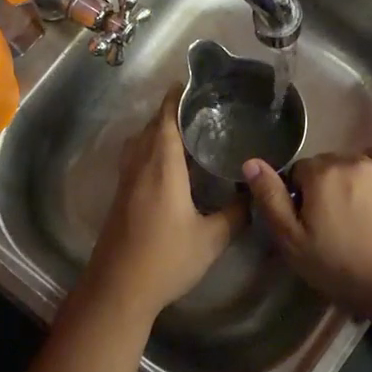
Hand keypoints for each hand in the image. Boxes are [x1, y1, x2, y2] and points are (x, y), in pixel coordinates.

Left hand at [83, 90, 246, 320]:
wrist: (118, 288)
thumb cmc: (166, 259)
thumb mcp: (211, 239)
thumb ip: (235, 214)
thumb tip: (253, 194)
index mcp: (162, 167)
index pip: (166, 119)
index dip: (176, 98)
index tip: (191, 83)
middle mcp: (140, 167)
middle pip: (152, 127)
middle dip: (170, 112)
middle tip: (199, 107)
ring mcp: (126, 182)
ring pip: (140, 143)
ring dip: (159, 130)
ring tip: (186, 131)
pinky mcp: (120, 198)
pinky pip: (136, 159)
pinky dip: (151, 149)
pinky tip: (170, 164)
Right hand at [244, 146, 371, 316]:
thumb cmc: (342, 269)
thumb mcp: (293, 242)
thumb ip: (270, 199)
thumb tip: (251, 162)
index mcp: (320, 174)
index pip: (297, 172)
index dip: (297, 197)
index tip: (307, 224)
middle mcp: (350, 161)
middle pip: (324, 165)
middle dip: (321, 187)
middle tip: (329, 224)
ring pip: (351, 162)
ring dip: (347, 180)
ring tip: (354, 214)